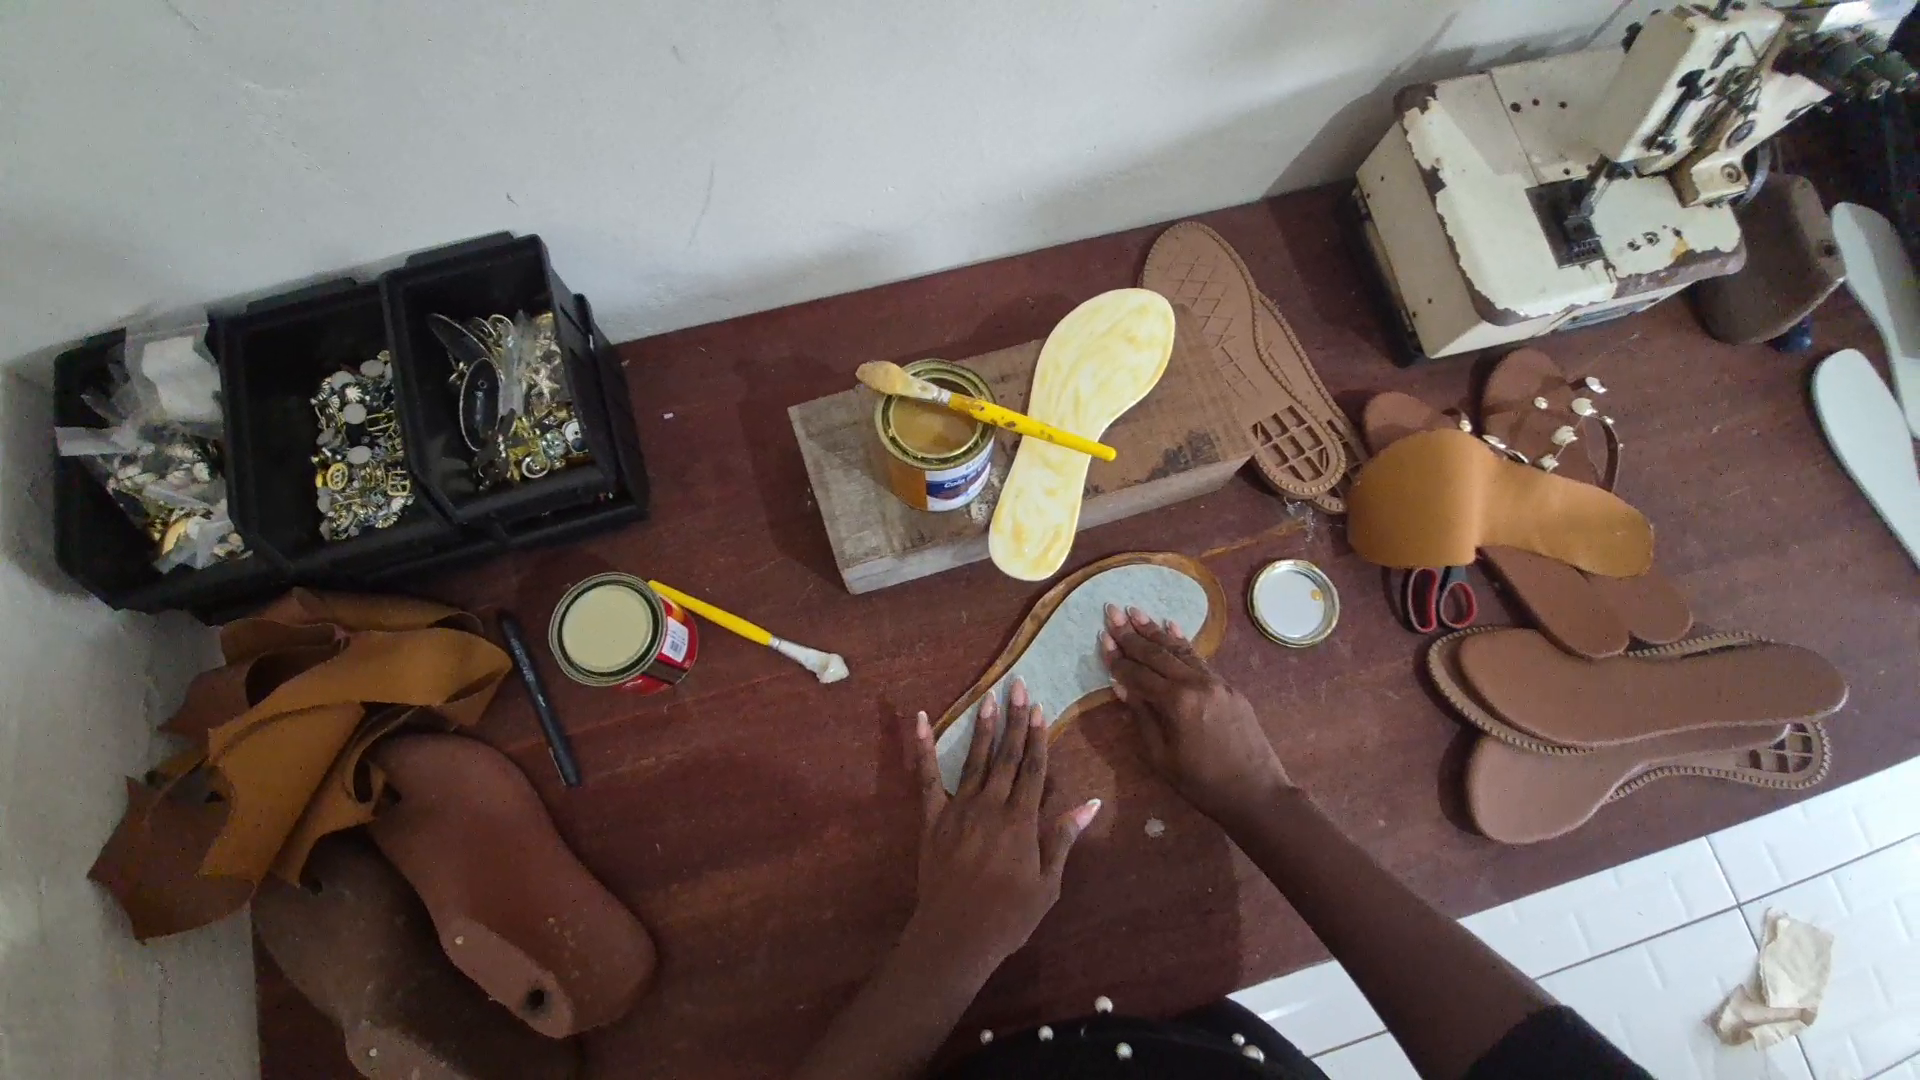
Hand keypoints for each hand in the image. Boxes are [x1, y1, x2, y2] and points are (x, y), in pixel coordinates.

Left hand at [903, 679, 1101, 975]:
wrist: (956, 935)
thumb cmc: (1008, 916)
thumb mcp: (1048, 884)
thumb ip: (1063, 839)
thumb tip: (1091, 804)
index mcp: (1021, 821)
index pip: (1034, 768)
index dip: (1038, 737)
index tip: (1041, 708)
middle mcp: (992, 805)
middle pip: (1007, 756)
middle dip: (1015, 720)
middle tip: (1018, 686)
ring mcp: (959, 808)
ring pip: (975, 759)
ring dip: (984, 727)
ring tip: (989, 696)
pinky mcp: (932, 817)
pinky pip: (927, 777)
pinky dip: (924, 747)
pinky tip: (922, 720)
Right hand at [1099, 604, 1292, 823]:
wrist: (1258, 795)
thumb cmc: (1202, 784)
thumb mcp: (1161, 757)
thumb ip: (1141, 716)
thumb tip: (1121, 685)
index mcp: (1176, 703)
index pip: (1138, 673)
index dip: (1117, 658)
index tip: (1101, 637)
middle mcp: (1196, 684)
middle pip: (1157, 654)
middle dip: (1131, 633)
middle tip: (1112, 611)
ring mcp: (1216, 683)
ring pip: (1179, 650)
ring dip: (1155, 631)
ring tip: (1135, 612)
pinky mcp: (1228, 688)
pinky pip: (1199, 660)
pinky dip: (1182, 643)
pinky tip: (1170, 626)